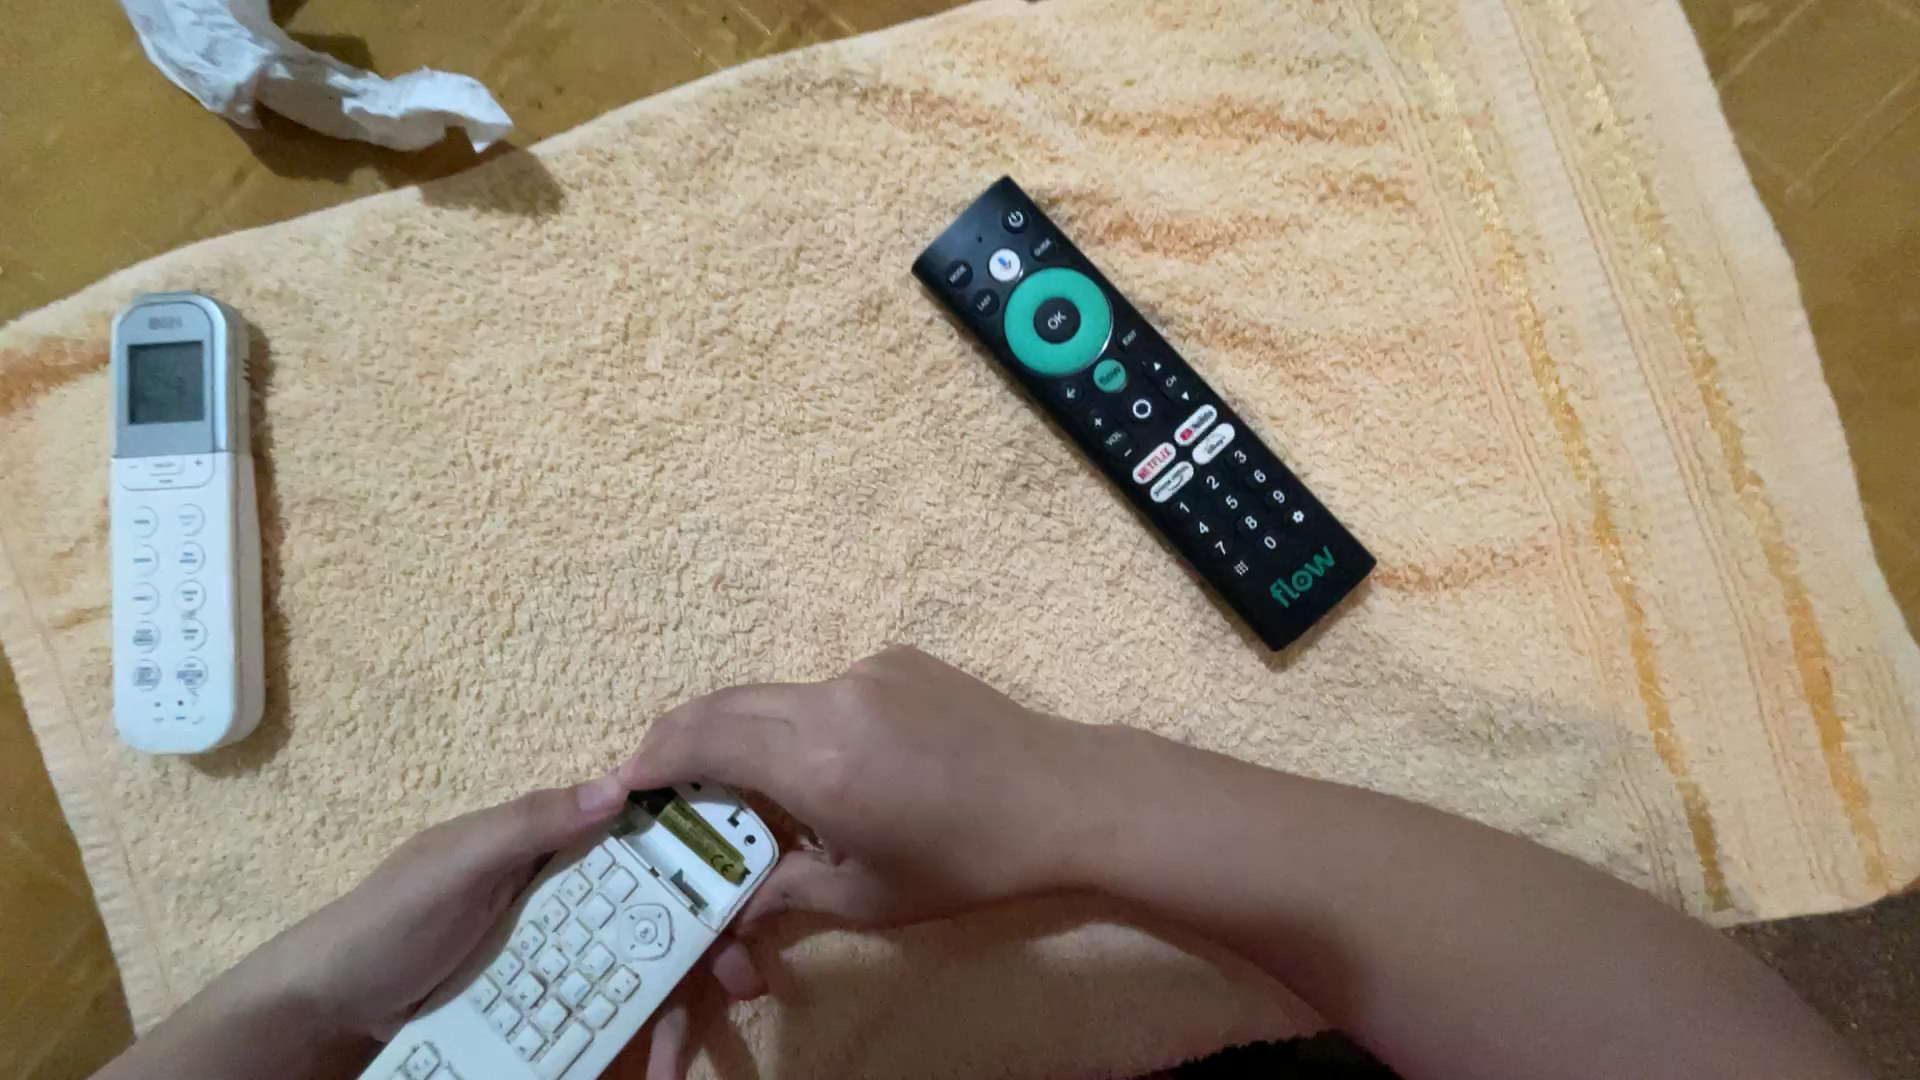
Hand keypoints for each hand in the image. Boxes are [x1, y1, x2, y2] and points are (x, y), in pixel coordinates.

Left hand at [233, 773, 765, 1071]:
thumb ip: (528, 824)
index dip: (704, 861)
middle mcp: (582, 900)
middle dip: (712, 947)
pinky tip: (649, 1070)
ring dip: (677, 1012)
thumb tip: (621, 785)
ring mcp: (569, 959)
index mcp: (568, 851)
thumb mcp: (452, 863)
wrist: (317, 1026)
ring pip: (647, 974)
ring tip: (677, 1061)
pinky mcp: (554, 1010)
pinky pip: (611, 1021)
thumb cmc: (388, 922)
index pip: (653, 844)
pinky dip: (637, 1044)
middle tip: (744, 983)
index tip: (744, 892)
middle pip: (665, 916)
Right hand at [618, 645, 1125, 931]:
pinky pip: (833, 686)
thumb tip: (732, 902)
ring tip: (759, 777)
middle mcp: (833, 700)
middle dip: (684, 733)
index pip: (707, 740)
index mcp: (818, 762)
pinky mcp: (900, 657)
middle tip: (665, 771)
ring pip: (781, 694)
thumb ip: (783, 891)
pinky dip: (811, 718)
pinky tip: (847, 757)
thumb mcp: (868, 895)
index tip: (628, 779)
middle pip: (730, 702)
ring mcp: (870, 669)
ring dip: (753, 728)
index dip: (656, 755)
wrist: (1059, 793)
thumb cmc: (965, 859)